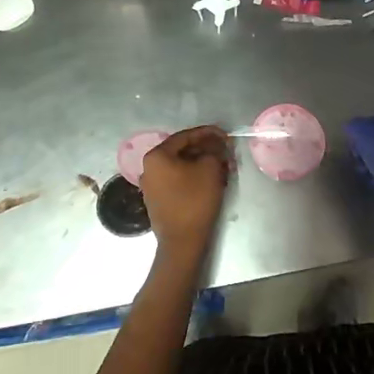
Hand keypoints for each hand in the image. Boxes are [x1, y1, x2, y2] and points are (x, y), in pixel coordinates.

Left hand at [139, 126, 231, 251]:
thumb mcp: (210, 169)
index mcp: (157, 156)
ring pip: (180, 166)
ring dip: (201, 164)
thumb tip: (216, 146)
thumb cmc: (195, 199)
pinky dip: (193, 176)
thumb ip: (214, 150)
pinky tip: (209, 180)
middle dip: (205, 149)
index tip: (224, 134)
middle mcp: (148, 168)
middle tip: (224, 151)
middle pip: (181, 151)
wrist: (182, 240)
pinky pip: (177, 180)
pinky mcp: (158, 200)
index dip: (207, 133)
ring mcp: (151, 185)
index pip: (185, 136)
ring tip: (221, 166)